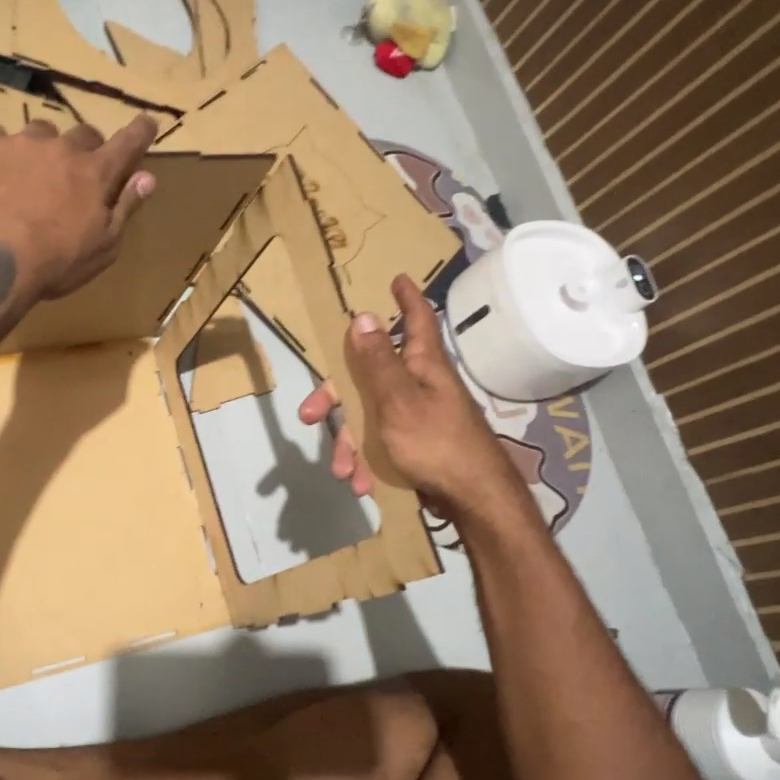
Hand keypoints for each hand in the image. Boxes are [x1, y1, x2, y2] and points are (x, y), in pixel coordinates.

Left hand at [0, 115, 159, 301]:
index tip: (146, 123)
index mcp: (96, 174)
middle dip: (85, 150)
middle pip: (83, 135)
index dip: (140, 132)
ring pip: (40, 132)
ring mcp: (21, 143)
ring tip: (30, 177)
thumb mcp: (103, 247)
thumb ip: (124, 208)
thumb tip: (148, 177)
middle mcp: (62, 148)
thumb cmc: (55, 263)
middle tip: (75, 174)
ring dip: (43, 149)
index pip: (127, 144)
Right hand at [297, 276, 512, 509]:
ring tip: (342, 472)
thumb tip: (362, 316)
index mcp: (422, 365)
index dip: (407, 298)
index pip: (417, 319)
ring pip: (368, 418)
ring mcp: (418, 416)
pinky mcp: (415, 445)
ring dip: (349, 445)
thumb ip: (377, 361)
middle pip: (369, 376)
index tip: (397, 280)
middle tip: (307, 413)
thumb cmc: (436, 442)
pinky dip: (367, 463)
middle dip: (335, 398)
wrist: (472, 499)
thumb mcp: (397, 400)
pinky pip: (380, 445)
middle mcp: (420, 385)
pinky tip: (361, 484)